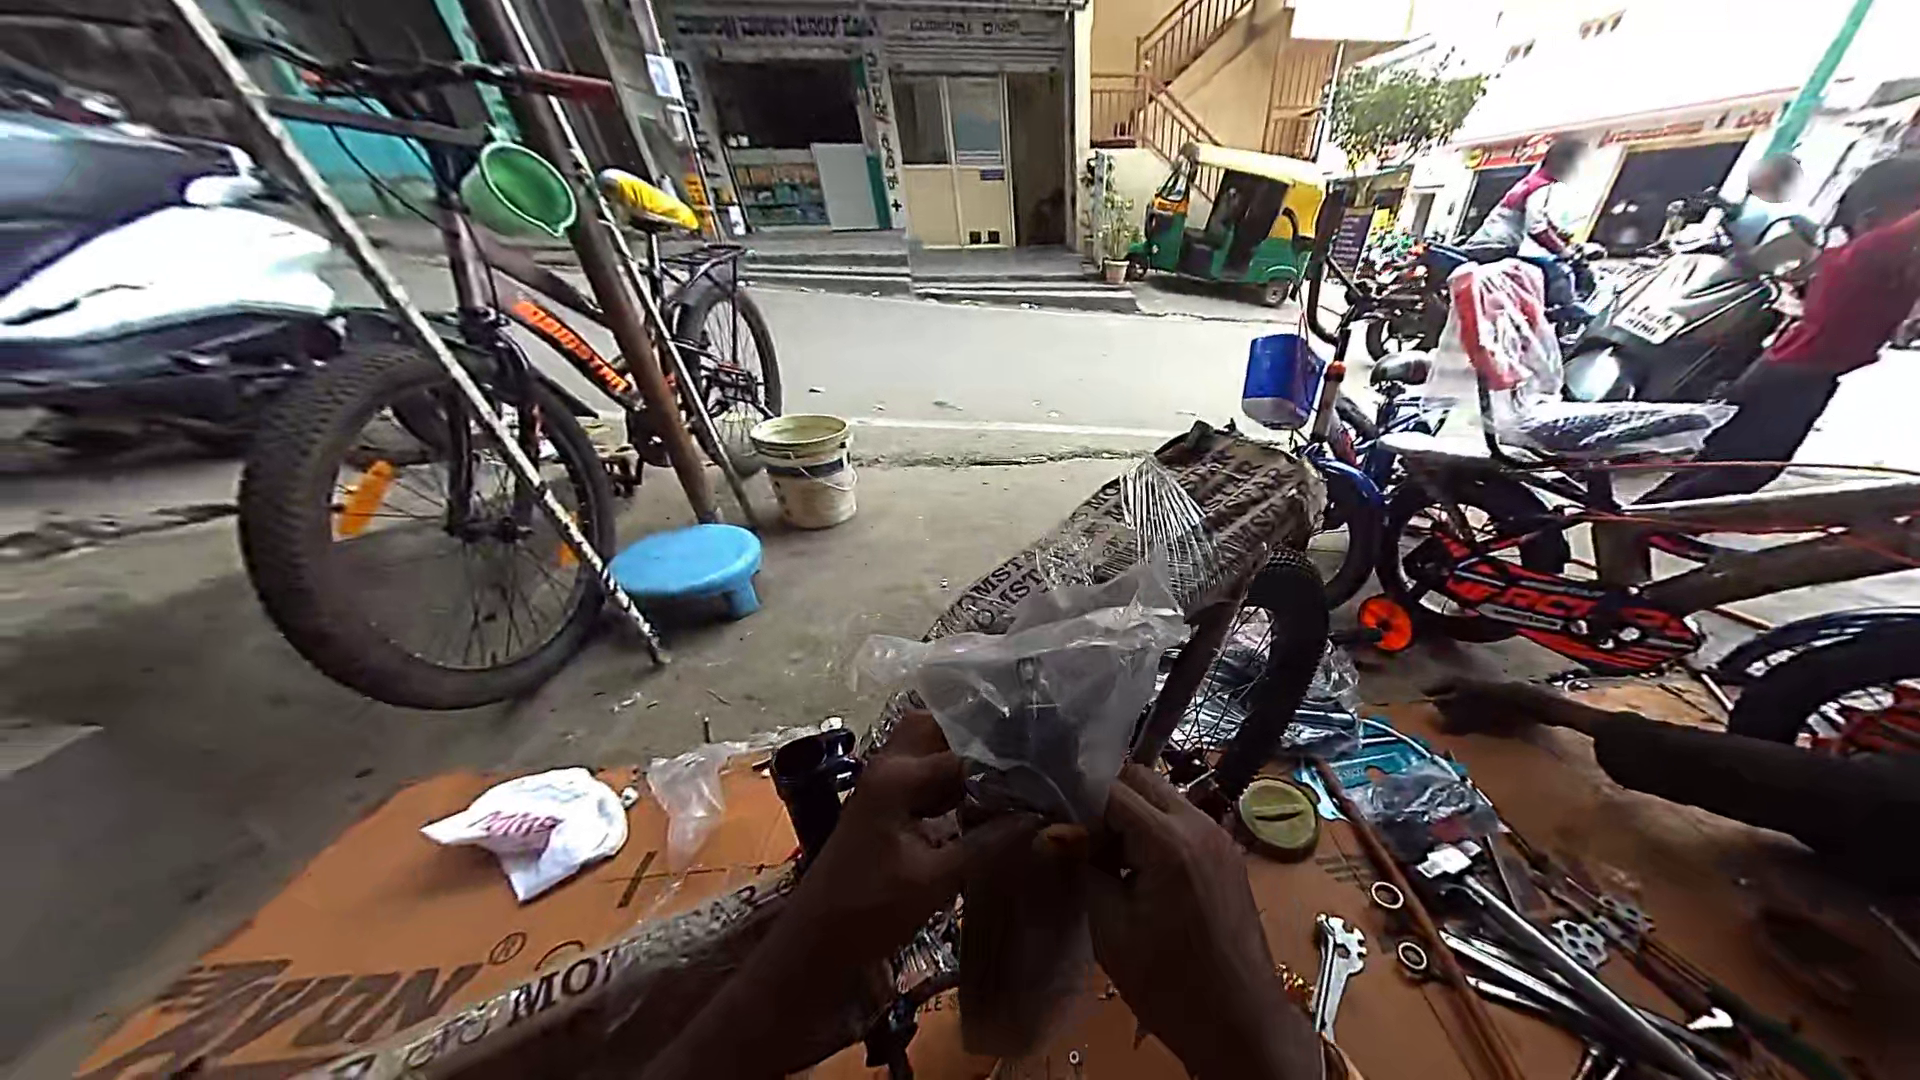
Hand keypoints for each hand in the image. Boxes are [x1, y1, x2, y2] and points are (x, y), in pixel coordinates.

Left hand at [640, 712, 1036, 1079]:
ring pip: (928, 749)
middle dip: (977, 735)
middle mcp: (888, 765)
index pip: (962, 752)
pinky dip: (949, 778)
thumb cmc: (870, 911)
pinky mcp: (883, 802)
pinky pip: (921, 774)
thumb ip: (989, 844)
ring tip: (1010, 770)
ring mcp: (882, 782)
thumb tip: (1040, 819)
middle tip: (1021, 753)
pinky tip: (979, 797)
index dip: (1004, 758)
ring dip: (962, 756)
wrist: (814, 946)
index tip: (1042, 762)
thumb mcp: (936, 879)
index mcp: (897, 775)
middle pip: (936, 728)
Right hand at [1086, 765, 1321, 1079]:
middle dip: (1106, 797)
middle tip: (1084, 835)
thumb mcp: (1110, 929)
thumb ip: (1082, 868)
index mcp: (1168, 842)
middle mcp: (1197, 824)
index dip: (1080, 802)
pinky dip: (1153, 825)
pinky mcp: (1225, 851)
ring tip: (1110, 854)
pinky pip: (1179, 816)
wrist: (1244, 1029)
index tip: (1060, 826)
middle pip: (1140, 778)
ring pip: (1160, 793)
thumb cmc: (1172, 987)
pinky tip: (1139, 866)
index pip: (1111, 789)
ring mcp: (1216, 835)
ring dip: (1130, 810)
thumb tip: (1054, 833)